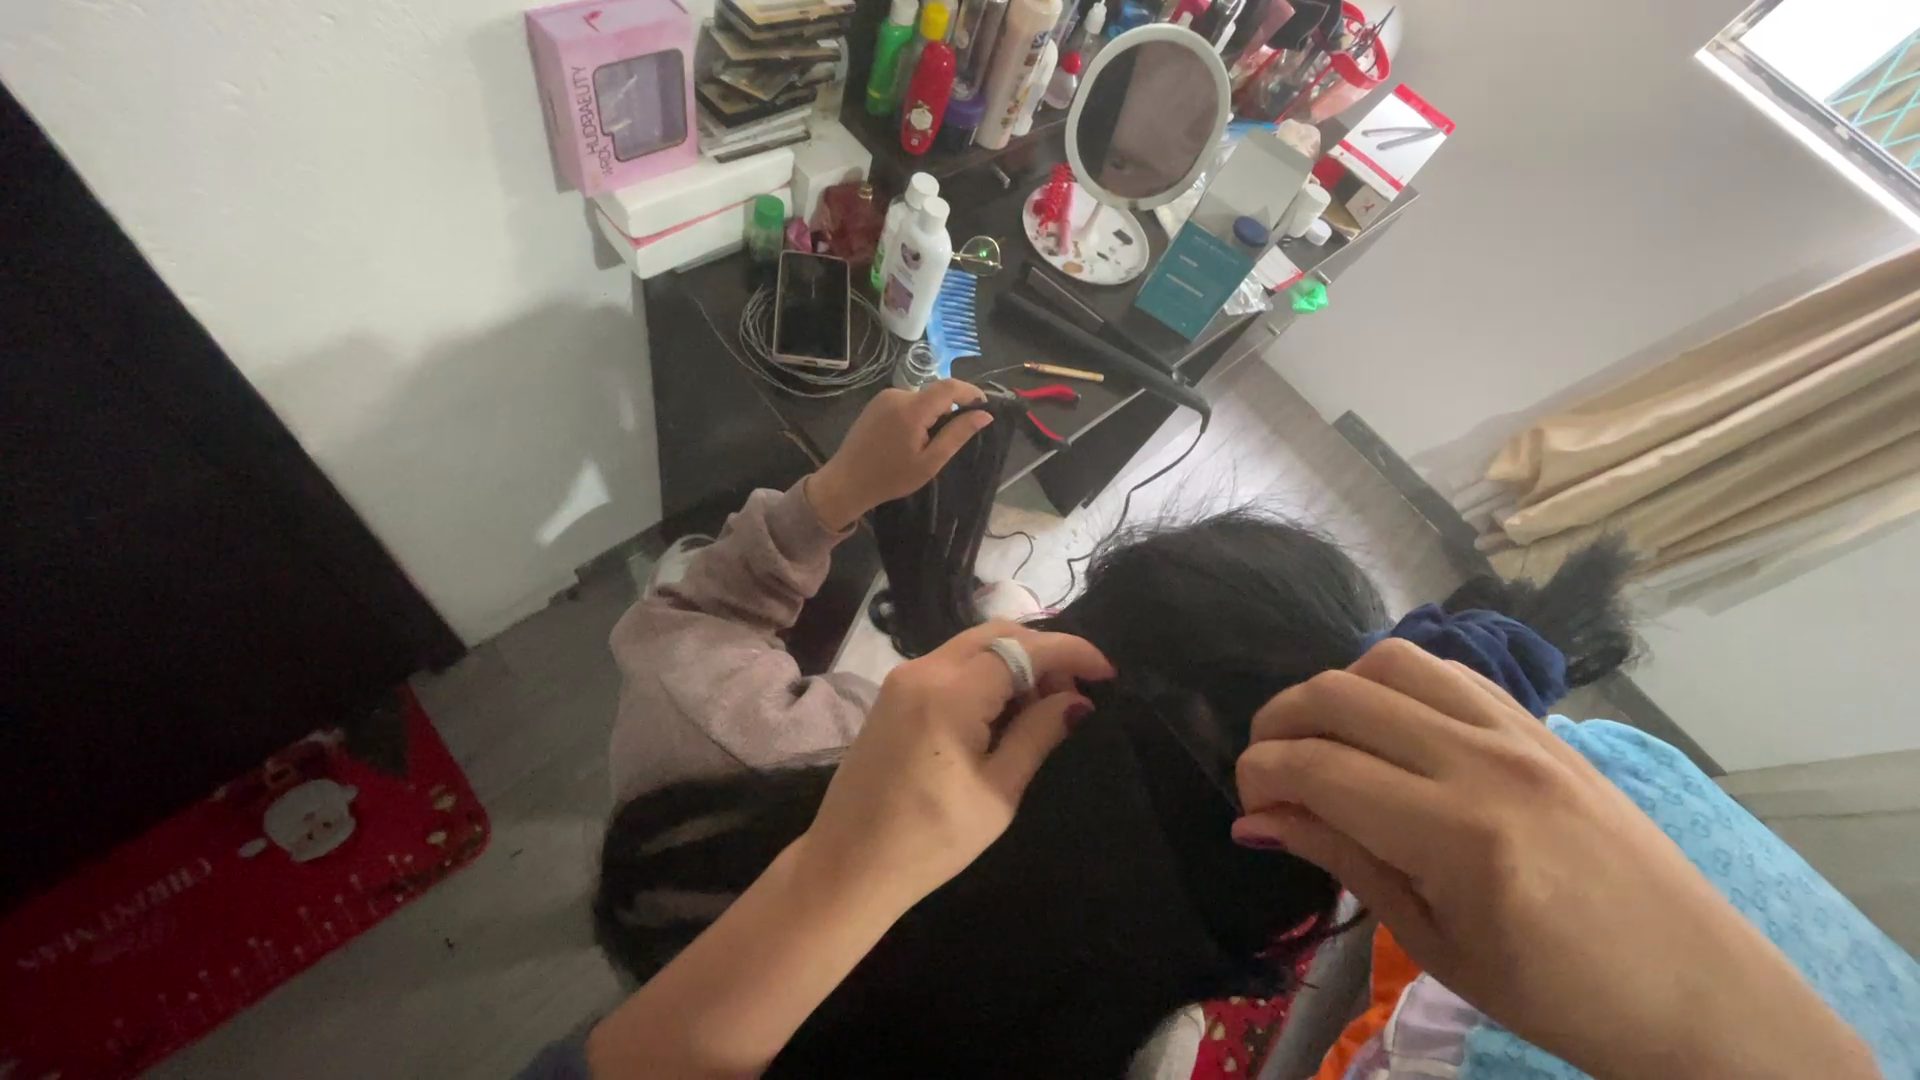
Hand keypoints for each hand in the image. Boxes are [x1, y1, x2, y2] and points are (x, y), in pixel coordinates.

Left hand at [799, 620, 1115, 905]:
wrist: (847, 864)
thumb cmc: (929, 841)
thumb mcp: (997, 793)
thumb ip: (1038, 735)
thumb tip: (1077, 701)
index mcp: (949, 695)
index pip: (1022, 649)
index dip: (1070, 652)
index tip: (1107, 673)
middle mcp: (922, 670)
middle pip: (997, 634)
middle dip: (1044, 653)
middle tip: (1076, 693)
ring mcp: (903, 678)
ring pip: (974, 645)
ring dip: (1016, 661)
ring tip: (1046, 704)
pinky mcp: (893, 692)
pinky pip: (952, 663)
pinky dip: (986, 672)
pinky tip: (1005, 707)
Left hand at [805, 380, 993, 530]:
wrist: (846, 482)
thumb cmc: (890, 477)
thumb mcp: (930, 462)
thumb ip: (957, 434)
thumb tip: (984, 415)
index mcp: (912, 409)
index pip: (949, 387)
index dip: (971, 392)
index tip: (985, 406)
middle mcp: (898, 395)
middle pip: (935, 393)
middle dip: (949, 410)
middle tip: (952, 438)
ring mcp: (884, 397)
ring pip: (921, 399)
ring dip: (932, 414)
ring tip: (926, 444)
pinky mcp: (876, 403)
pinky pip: (907, 403)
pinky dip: (917, 415)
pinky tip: (909, 439)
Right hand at [1230, 641, 1876, 1079]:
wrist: (1702, 993)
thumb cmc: (1557, 994)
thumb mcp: (1429, 940)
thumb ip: (1337, 857)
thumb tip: (1253, 820)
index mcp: (1458, 836)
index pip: (1316, 769)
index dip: (1258, 776)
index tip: (1248, 805)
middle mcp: (1484, 762)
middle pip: (1337, 697)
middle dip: (1275, 725)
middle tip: (1267, 770)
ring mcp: (1518, 731)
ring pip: (1386, 661)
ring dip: (1331, 691)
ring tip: (1323, 738)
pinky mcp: (1539, 722)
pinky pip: (1443, 668)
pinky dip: (1390, 681)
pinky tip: (1385, 722)